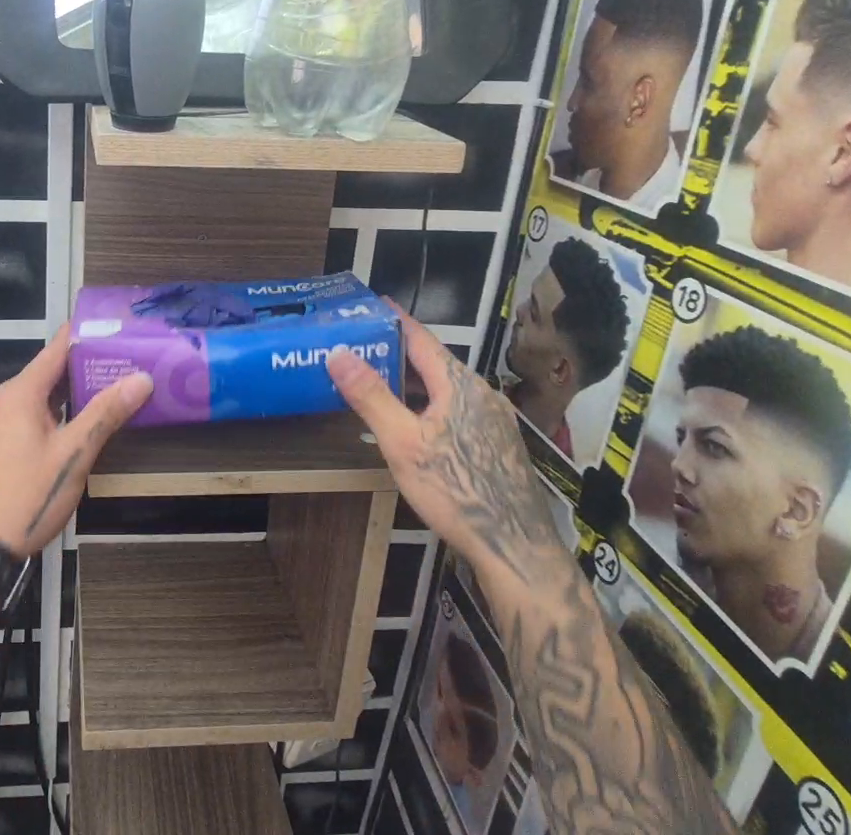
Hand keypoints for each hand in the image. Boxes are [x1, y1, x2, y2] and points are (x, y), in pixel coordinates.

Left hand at [0, 328, 152, 556]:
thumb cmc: (27, 496)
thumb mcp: (73, 455)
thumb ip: (105, 414)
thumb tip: (141, 378)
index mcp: (18, 394)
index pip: (56, 349)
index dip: (86, 336)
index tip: (117, 330)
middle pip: (47, 373)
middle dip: (84, 369)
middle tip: (125, 366)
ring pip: (36, 399)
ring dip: (68, 396)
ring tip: (108, 394)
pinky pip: (24, 418)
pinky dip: (50, 415)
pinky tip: (73, 429)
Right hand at [325, 306, 563, 582]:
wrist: (513, 545)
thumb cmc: (455, 490)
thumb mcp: (402, 443)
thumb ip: (371, 396)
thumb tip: (338, 353)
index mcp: (460, 384)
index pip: (421, 339)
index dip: (394, 320)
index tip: (372, 304)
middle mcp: (482, 394)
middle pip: (434, 364)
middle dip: (397, 354)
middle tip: (361, 348)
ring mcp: (494, 420)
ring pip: (446, 390)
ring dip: (413, 383)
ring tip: (378, 382)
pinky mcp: (497, 445)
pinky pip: (457, 410)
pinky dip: (430, 404)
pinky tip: (413, 423)